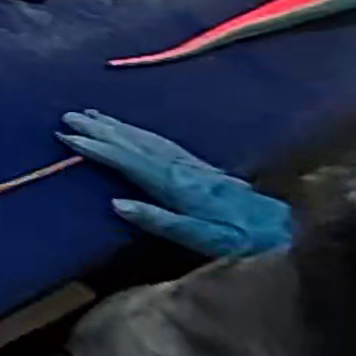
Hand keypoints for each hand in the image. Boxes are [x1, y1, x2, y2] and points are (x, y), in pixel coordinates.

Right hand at [58, 110, 292, 256]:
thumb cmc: (241, 242)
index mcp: (175, 184)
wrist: (290, 235)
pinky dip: (136, 131)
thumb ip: (161, 221)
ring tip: (89, 114)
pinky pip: (159, 141)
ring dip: (114, 125)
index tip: (66, 136)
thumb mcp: (204, 239)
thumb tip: (116, 203)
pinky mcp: (198, 165)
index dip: (95, 147)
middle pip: (133, 143)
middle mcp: (180, 167)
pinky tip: (126, 127)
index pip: (127, 160)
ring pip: (144, 138)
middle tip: (68, 115)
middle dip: (99, 128)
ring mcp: (190, 164)